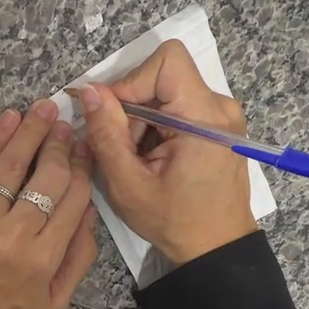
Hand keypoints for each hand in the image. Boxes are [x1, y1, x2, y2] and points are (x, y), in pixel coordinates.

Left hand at [0, 100, 98, 308]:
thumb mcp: (53, 301)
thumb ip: (78, 259)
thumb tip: (89, 211)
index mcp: (45, 258)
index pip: (73, 199)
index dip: (83, 168)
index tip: (86, 147)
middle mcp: (17, 237)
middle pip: (48, 179)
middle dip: (61, 147)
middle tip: (67, 125)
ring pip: (12, 168)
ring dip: (30, 134)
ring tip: (43, 109)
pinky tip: (8, 121)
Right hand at [78, 39, 257, 265]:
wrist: (216, 246)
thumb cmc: (173, 222)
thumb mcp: (128, 184)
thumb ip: (106, 134)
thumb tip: (87, 91)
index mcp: (204, 117)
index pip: (166, 61)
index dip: (131, 82)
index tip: (112, 118)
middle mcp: (219, 106)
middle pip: (162, 77)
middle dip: (132, 109)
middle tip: (122, 150)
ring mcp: (220, 115)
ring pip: (165, 94)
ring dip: (140, 123)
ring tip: (138, 162)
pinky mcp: (216, 125)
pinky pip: (176, 109)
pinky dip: (154, 129)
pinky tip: (152, 161)